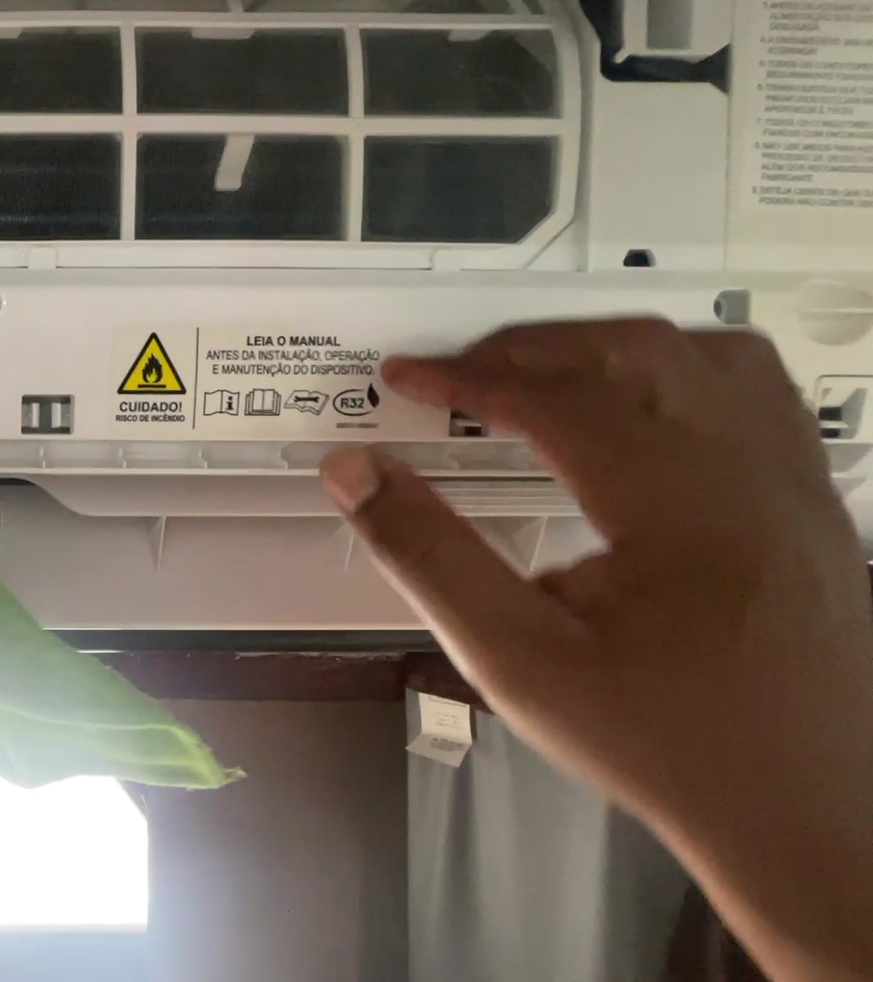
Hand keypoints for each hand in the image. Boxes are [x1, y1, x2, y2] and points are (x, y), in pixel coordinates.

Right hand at [320, 320, 872, 981]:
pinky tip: (617, 412)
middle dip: (529, 347)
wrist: (814, 819)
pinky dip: (662, 373)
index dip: (469, 377)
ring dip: (600, 350)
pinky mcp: (813, 506)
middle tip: (452, 372)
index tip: (401, 376)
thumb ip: (423, 554)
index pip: (564, 402)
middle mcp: (761, 481)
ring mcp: (802, 488)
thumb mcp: (508, 657)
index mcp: (689, 515)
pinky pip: (746, 393)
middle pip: (640, 355)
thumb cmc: (652, 738)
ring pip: (706, 357)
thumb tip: (351, 469)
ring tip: (527, 378)